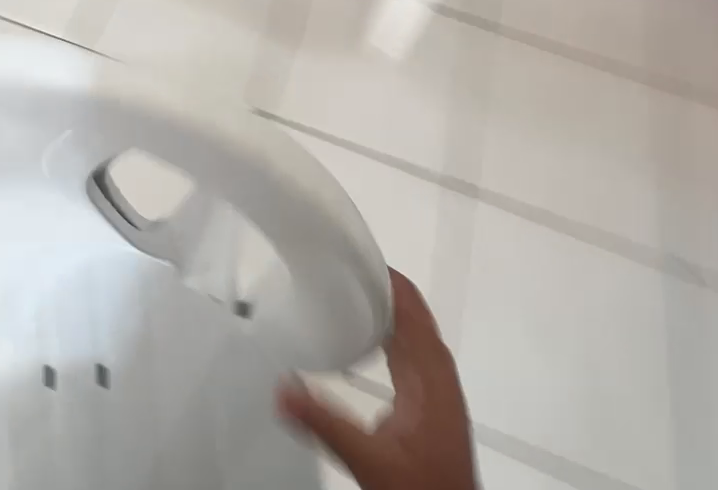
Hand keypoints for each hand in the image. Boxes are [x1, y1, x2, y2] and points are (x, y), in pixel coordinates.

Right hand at [277, 270, 477, 489]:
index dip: (386, 277)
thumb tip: (279, 386)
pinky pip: (409, 353)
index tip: (350, 255)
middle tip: (335, 270)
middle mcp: (438, 375)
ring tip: (342, 293)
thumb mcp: (369, 461)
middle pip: (413, 314)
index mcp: (431, 375)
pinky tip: (360, 340)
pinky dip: (387, 334)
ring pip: (412, 333)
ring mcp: (437, 391)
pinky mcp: (430, 406)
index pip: (412, 307)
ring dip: (383, 309)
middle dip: (379, 287)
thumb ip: (323, 422)